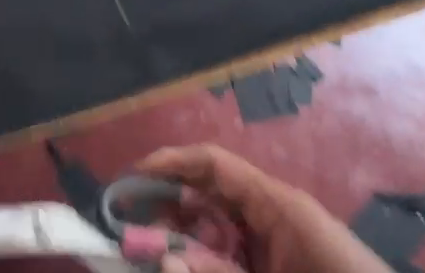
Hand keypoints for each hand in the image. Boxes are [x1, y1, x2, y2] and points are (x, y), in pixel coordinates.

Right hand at [136, 146, 392, 272]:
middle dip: (173, 206)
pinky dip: (217, 252)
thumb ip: (215, 272)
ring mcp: (287, 235)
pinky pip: (242, 243)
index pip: (212, 162)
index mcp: (277, 203)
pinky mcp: (292, 257)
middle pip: (212, 189)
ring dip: (192, 233)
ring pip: (224, 220)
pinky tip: (202, 265)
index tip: (133, 180)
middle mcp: (278, 208)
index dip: (169, 163)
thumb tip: (160, 259)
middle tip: (140, 229)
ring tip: (168, 253)